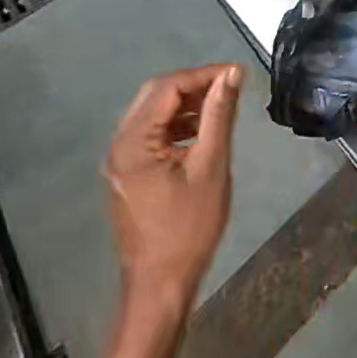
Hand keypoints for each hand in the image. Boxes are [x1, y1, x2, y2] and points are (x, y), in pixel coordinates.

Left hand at [104, 63, 243, 299]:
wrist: (161, 283)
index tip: (236, 74)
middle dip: (194, 84)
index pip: (168, 86)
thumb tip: (232, 74)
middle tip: (229, 85)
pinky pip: (152, 131)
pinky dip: (177, 123)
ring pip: (153, 111)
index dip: (204, 74)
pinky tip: (202, 130)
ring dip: (186, 102)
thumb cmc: (188, 227)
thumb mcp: (211, 165)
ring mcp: (120, 158)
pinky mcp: (128, 171)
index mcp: (134, 141)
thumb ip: (219, 114)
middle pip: (156, 94)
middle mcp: (120, 143)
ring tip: (221, 104)